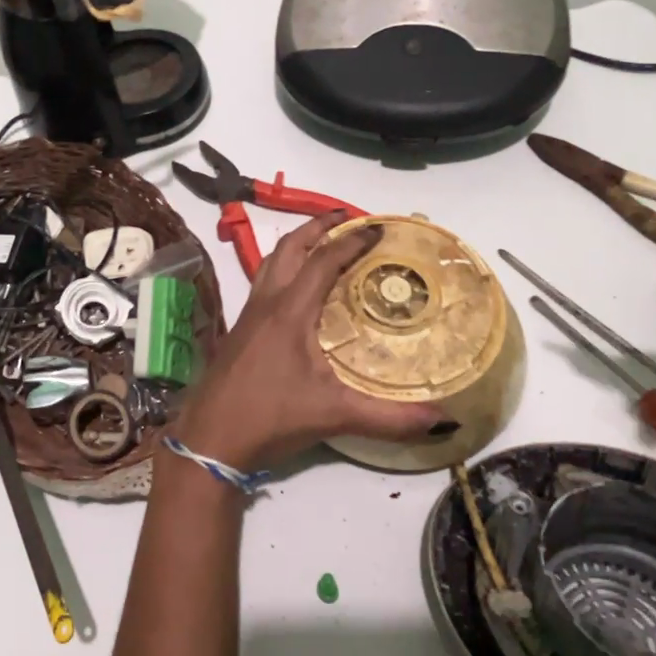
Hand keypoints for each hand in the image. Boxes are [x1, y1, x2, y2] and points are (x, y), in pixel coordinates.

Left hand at [171, 212, 444, 471]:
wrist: (210, 437)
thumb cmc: (270, 418)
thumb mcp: (335, 416)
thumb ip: (390, 418)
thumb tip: (445, 422)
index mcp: (289, 311)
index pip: (322, 261)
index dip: (351, 241)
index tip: (378, 229)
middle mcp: (266, 303)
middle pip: (289, 248)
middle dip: (317, 227)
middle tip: (345, 217)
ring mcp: (248, 314)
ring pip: (270, 262)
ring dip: (297, 245)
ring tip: (323, 242)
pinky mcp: (240, 329)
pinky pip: (264, 283)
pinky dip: (284, 269)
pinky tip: (299, 290)